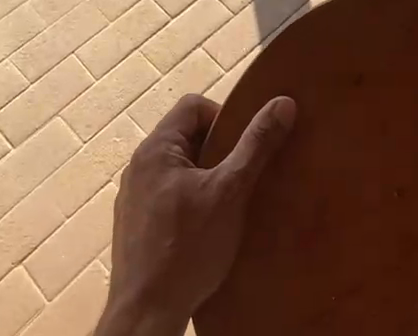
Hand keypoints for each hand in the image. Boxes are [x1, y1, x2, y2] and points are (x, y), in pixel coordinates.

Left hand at [97, 93, 296, 335]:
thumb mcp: (231, 191)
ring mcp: (133, 198)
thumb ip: (256, 144)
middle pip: (187, 136)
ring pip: (180, 167)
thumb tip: (283, 102)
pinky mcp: (135, 226)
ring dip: (207, 176)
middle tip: (243, 174)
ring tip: (230, 202)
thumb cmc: (187, 247)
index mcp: (156, 150)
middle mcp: (139, 167)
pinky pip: (169, 194)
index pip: (193, 105)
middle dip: (220, 149)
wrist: (145, 317)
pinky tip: (208, 228)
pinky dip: (192, 200)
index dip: (224, 116)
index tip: (243, 146)